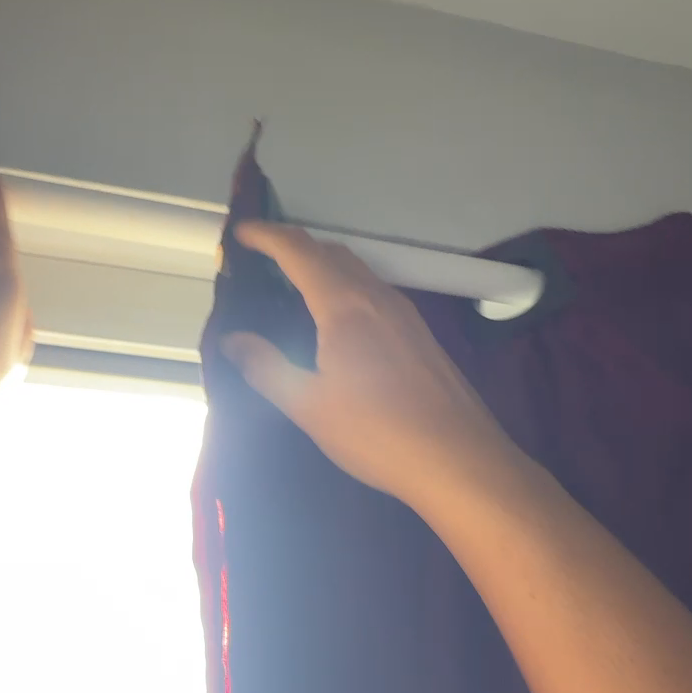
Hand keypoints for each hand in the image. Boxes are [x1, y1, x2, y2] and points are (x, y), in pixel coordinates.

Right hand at [219, 222, 521, 505]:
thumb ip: (266, 367)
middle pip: (331, 252)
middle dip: (293, 246)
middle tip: (261, 261)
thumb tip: (233, 341)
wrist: (458, 458)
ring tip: (293, 286)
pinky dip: (344, 286)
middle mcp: (377, 297)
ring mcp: (404, 314)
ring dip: (322, 265)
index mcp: (345, 306)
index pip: (299, 251)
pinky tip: (336, 320)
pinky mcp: (419, 334)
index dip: (266, 236)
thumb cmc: (377, 433)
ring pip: (357, 270)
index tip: (241, 234)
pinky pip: (373, 291)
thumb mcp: (309, 405)